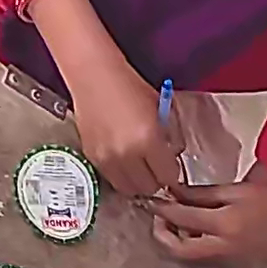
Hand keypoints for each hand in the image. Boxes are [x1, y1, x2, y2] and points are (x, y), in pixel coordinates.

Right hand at [70, 62, 177, 195]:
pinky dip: (122, 176)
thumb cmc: (130, 87)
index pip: (168, 176)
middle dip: (157, 180)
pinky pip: (112, 179)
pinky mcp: (93, 158)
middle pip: (149, 187)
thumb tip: (174, 155)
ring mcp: (107, 159)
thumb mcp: (161, 109)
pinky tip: (125, 162)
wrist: (94, 78)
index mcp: (148, 140)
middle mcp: (127, 154)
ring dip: (138, 183)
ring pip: (129, 189)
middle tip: (158, 168)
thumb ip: (171, 136)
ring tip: (141, 169)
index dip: (173, 174)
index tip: (173, 168)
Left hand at [147, 181, 266, 261]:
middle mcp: (224, 247)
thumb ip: (200, 195)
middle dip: (162, 233)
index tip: (153, 200)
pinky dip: (188, 247)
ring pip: (186, 257)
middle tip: (159, 216)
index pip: (183, 219)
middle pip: (178, 249)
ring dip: (173, 241)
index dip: (163, 209)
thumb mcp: (234, 190)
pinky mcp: (229, 265)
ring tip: (173, 222)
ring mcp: (226, 260)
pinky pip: (199, 259)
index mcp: (226, 224)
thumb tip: (172, 193)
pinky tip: (190, 232)